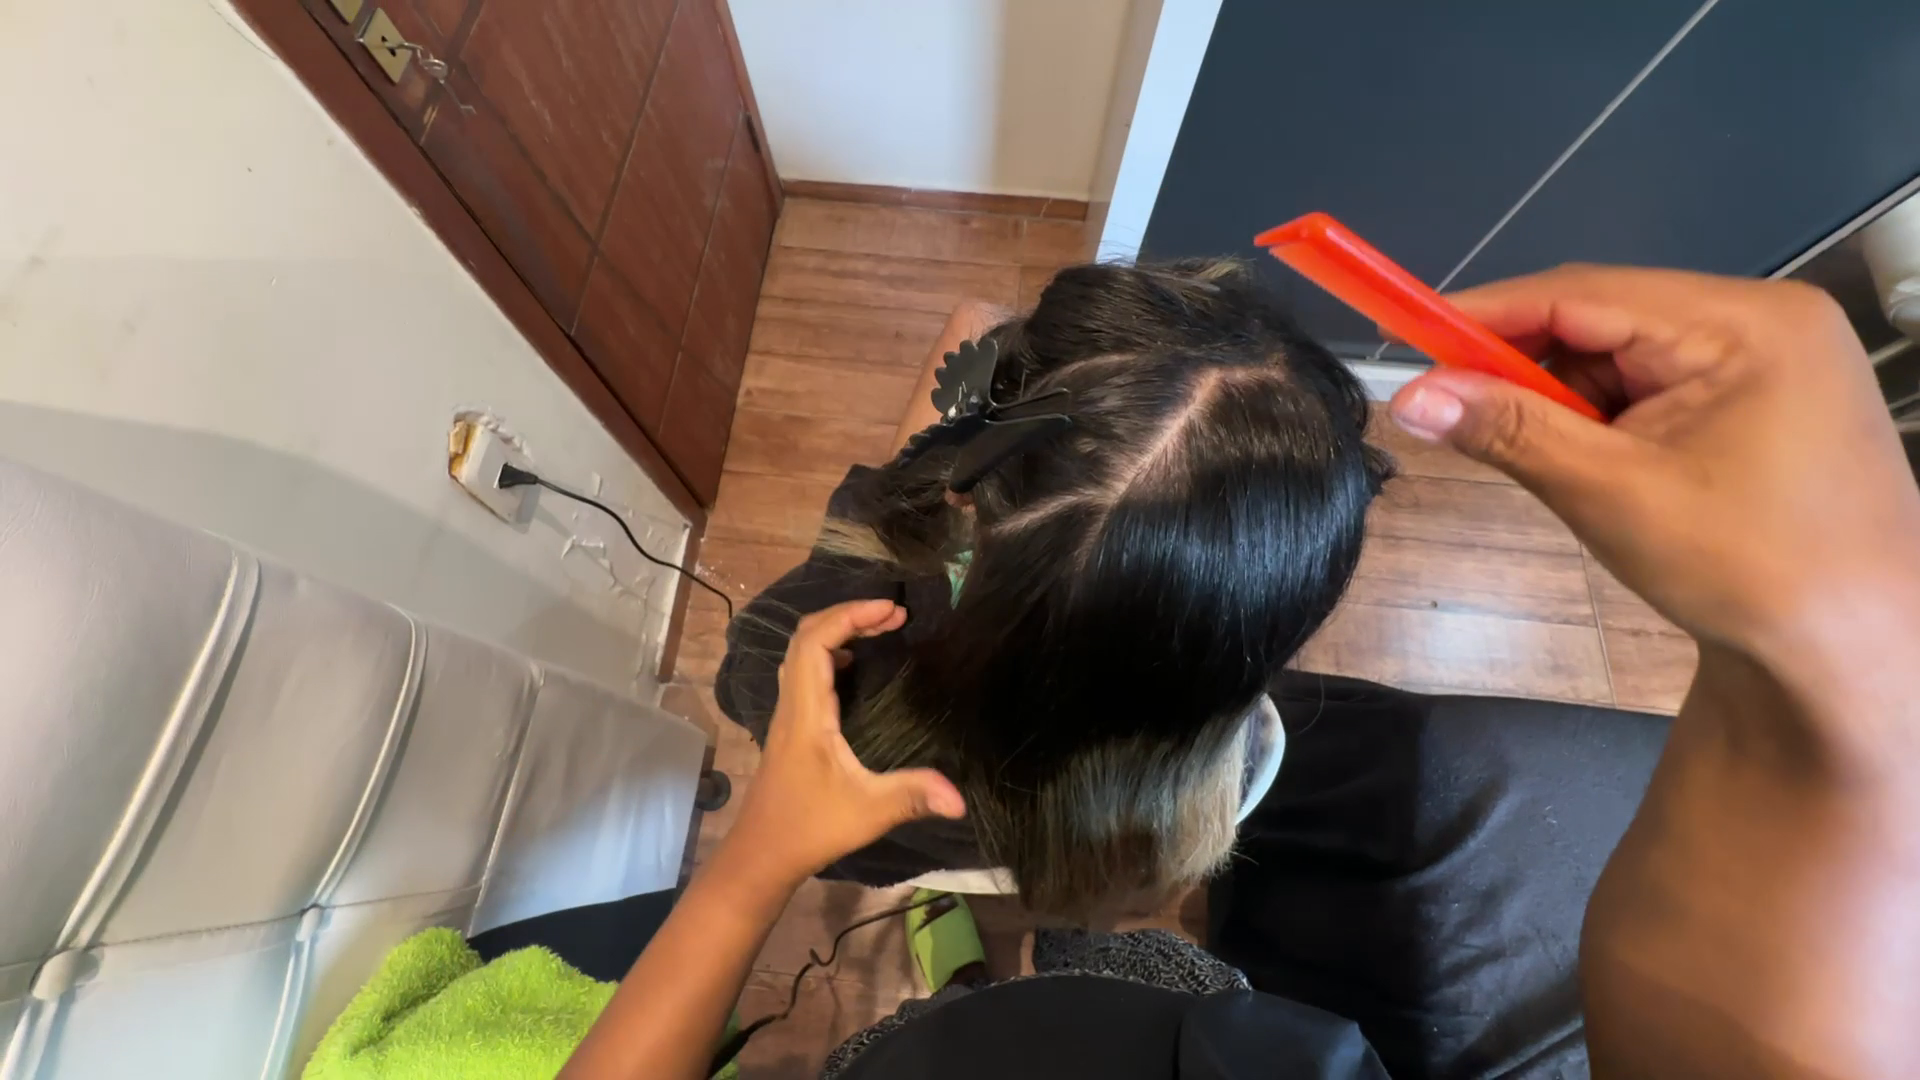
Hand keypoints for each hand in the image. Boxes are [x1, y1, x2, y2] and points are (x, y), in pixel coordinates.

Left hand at [718, 599, 965, 888]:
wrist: (760, 854)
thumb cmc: (809, 828)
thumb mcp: (867, 812)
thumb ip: (911, 796)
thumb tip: (960, 798)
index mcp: (806, 711)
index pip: (815, 641)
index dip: (850, 616)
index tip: (891, 610)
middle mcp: (792, 702)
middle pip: (807, 635)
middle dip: (850, 615)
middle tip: (894, 615)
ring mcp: (788, 711)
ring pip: (803, 650)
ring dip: (839, 630)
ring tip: (881, 628)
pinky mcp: (792, 723)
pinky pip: (806, 668)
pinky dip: (831, 650)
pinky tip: (856, 664)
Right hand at [1387, 265, 1919, 678]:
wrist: (1845, 643)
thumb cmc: (1741, 562)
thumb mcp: (1604, 489)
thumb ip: (1505, 430)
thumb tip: (1406, 397)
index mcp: (1741, 324)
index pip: (1579, 293)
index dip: (1481, 311)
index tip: (1401, 331)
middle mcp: (1752, 322)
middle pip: (1593, 317)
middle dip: (1511, 360)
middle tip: (1441, 400)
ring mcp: (1750, 360)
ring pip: (1604, 355)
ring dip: (1544, 395)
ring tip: (1514, 446)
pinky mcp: (1737, 398)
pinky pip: (1630, 386)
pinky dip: (1578, 415)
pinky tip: (1566, 454)